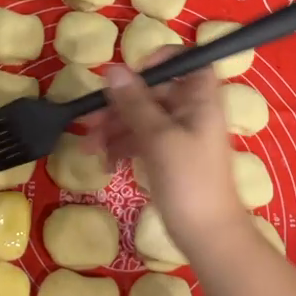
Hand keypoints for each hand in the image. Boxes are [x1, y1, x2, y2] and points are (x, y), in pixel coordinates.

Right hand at [85, 52, 248, 250]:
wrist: (207, 235)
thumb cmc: (189, 180)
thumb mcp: (158, 138)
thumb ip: (134, 102)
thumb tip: (112, 69)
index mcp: (200, 99)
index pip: (186, 60)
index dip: (160, 60)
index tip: (132, 75)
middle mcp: (191, 111)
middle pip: (153, 91)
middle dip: (120, 104)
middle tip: (90, 120)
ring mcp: (179, 135)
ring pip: (142, 117)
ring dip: (114, 128)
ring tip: (88, 149)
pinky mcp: (169, 157)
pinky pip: (142, 140)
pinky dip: (123, 146)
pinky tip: (106, 163)